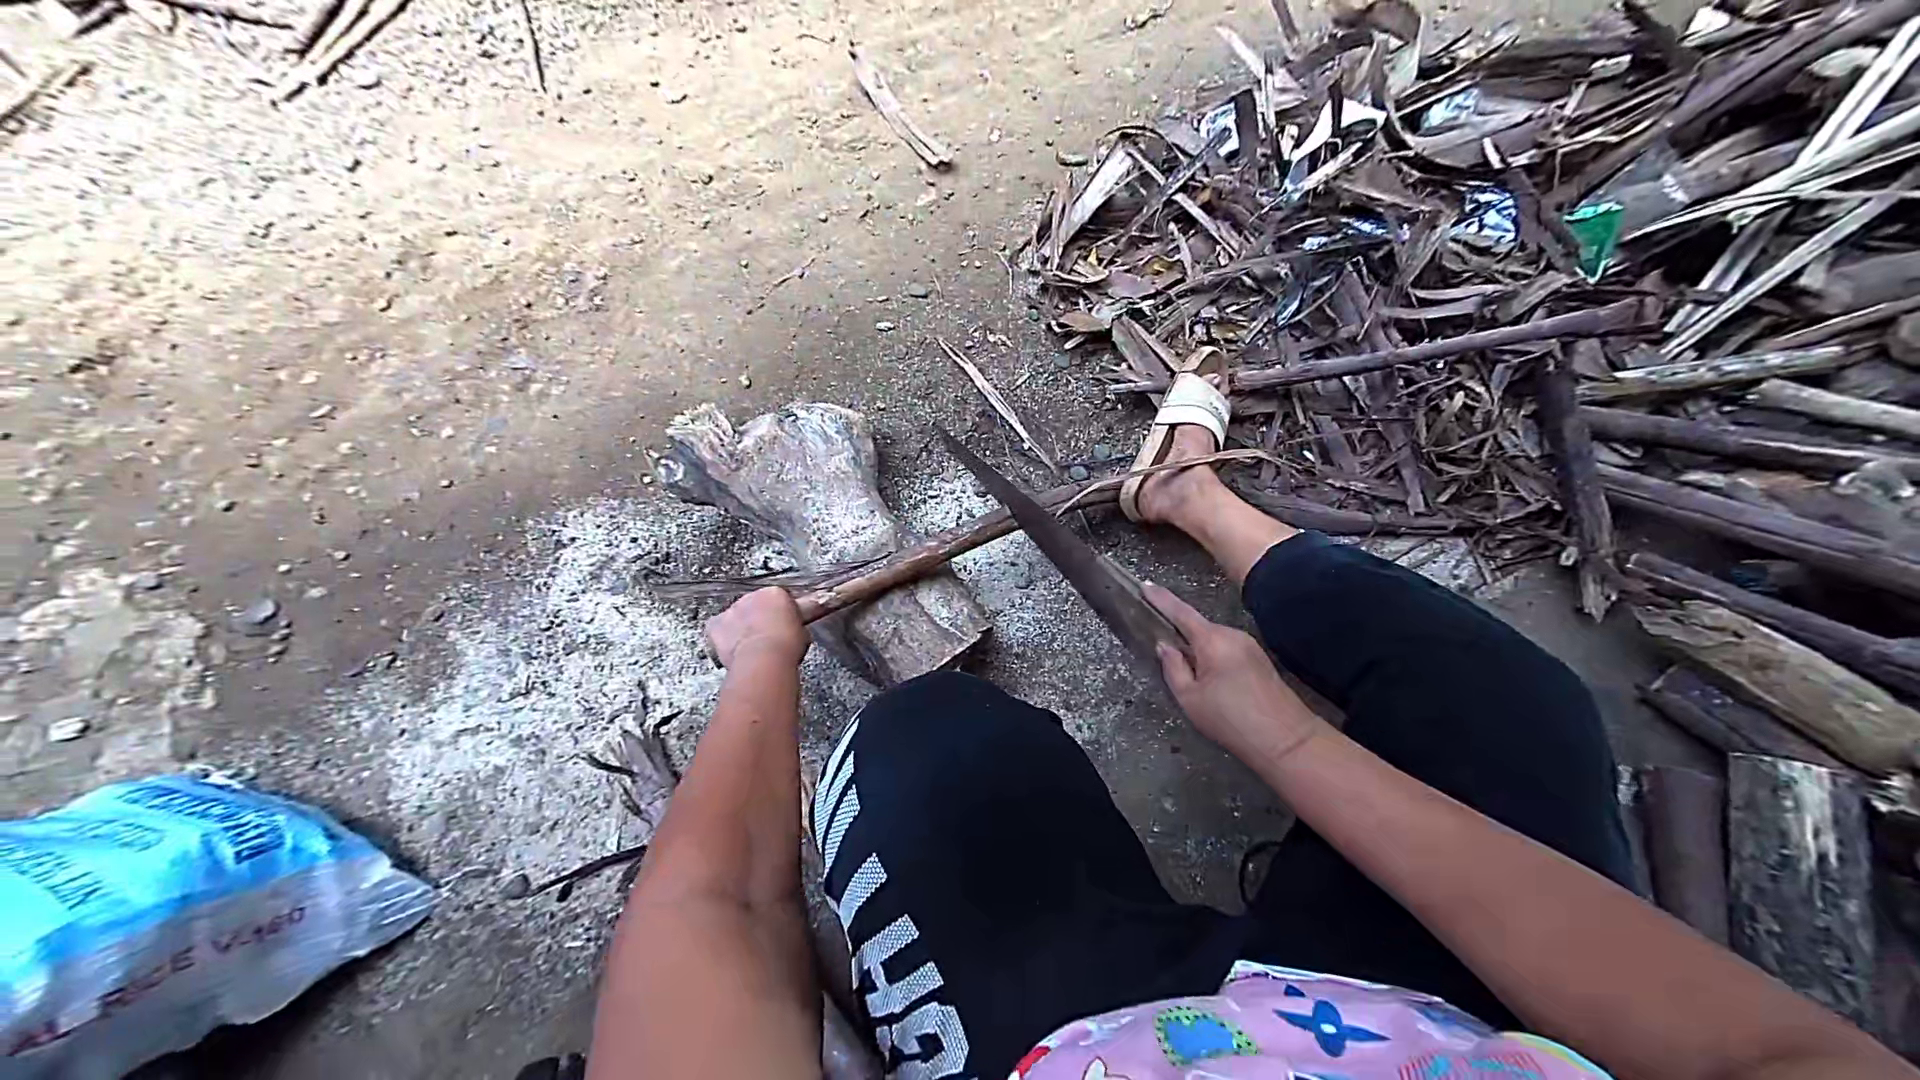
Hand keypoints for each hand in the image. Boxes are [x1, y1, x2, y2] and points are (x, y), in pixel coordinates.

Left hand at [704, 587, 808, 668]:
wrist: (764, 659)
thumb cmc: (786, 646)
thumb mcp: (803, 632)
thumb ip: (795, 624)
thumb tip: (797, 629)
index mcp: (775, 593)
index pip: (778, 599)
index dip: (781, 615)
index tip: (784, 627)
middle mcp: (751, 596)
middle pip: (755, 605)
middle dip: (760, 619)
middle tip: (768, 638)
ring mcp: (731, 610)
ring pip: (736, 617)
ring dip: (742, 628)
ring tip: (751, 648)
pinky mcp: (715, 625)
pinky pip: (717, 629)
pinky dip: (723, 638)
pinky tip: (733, 650)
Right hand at [1143, 582, 1324, 766]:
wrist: (1287, 741)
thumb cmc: (1232, 721)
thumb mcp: (1190, 698)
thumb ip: (1173, 667)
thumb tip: (1164, 646)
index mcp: (1213, 640)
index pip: (1180, 612)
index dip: (1160, 599)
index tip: (1145, 586)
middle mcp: (1233, 635)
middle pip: (1197, 627)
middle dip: (1179, 633)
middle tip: (1160, 649)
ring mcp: (1249, 645)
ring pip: (1213, 640)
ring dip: (1197, 649)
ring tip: (1187, 674)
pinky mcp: (1259, 659)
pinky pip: (1226, 648)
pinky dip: (1212, 656)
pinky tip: (1210, 679)